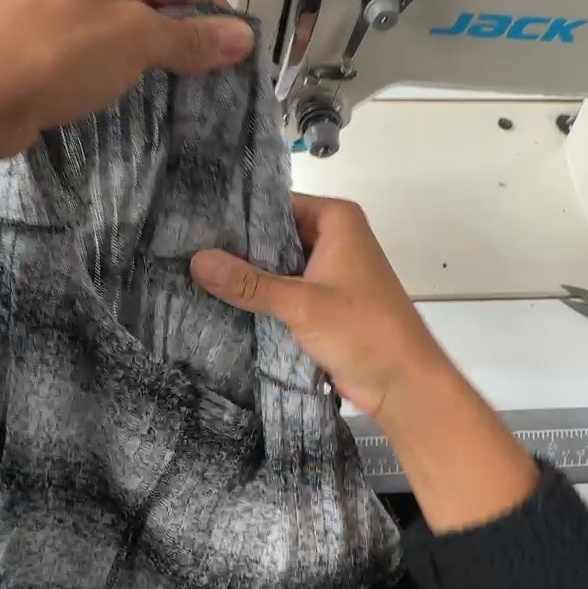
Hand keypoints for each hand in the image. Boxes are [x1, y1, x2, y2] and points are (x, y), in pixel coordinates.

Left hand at [0, 0, 254, 268]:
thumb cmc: (58, 54)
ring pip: (128, 21)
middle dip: (183, 37)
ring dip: (153, 54)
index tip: (240, 59)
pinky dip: (121, 62)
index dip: (215, 18)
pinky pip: (99, 39)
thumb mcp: (135, 42)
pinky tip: (134, 89)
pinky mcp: (44, 27)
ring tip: (180, 91)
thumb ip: (191, 39)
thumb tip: (244, 38)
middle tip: (213, 82)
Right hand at [189, 195, 447, 422]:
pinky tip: (220, 303)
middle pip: (272, 235)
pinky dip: (258, 298)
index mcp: (336, 220)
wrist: (403, 384)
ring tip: (192, 276)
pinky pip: (281, 292)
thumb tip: (197, 261)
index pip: (275, 204)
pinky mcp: (320, 303)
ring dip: (245, 277)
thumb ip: (249, 283)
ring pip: (274, 266)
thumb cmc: (365, 331)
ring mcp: (325, 273)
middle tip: (184, 252)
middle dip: (235, 248)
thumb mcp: (302, 304)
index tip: (193, 224)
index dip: (236, 214)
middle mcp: (331, 239)